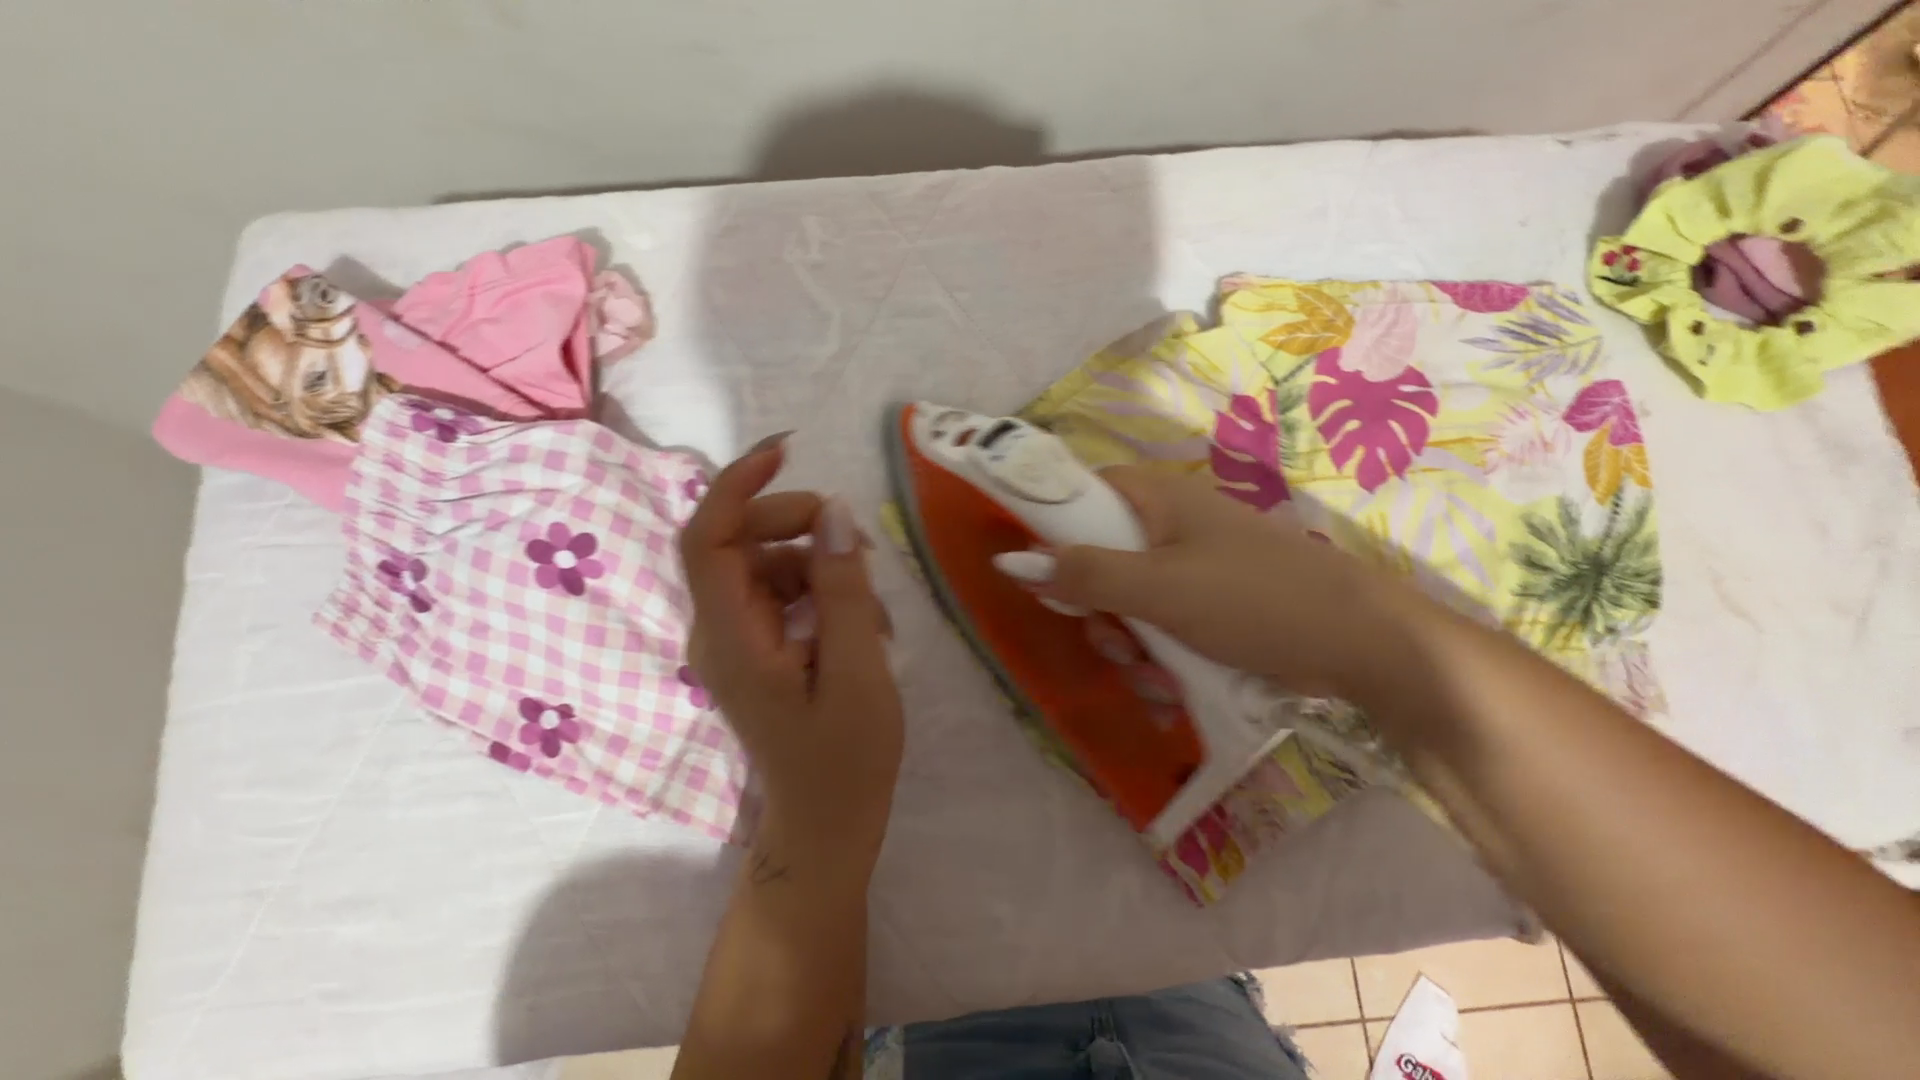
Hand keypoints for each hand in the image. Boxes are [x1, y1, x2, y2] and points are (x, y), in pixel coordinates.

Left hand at [679, 436, 902, 871]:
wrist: (825, 825)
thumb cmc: (845, 758)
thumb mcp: (859, 669)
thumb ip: (843, 588)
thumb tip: (835, 513)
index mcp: (730, 638)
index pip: (708, 538)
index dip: (738, 485)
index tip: (788, 450)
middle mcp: (717, 632)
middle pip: (739, 542)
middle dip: (799, 526)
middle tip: (860, 545)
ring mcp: (733, 642)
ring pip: (765, 565)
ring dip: (820, 565)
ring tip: (874, 606)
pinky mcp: (754, 650)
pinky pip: (779, 594)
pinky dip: (819, 592)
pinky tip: (861, 623)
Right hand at [997, 465, 1413, 698]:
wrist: (1361, 643)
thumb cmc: (1253, 601)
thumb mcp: (1158, 589)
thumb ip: (1084, 574)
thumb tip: (1011, 561)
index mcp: (1161, 500)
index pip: (1087, 491)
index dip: (1057, 524)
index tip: (1041, 572)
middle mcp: (1176, 526)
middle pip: (1104, 555)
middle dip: (1099, 607)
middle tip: (1113, 639)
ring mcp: (1199, 568)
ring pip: (1133, 600)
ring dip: (1131, 643)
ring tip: (1155, 675)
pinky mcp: (1218, 607)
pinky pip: (1167, 626)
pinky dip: (1163, 657)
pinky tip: (1174, 687)